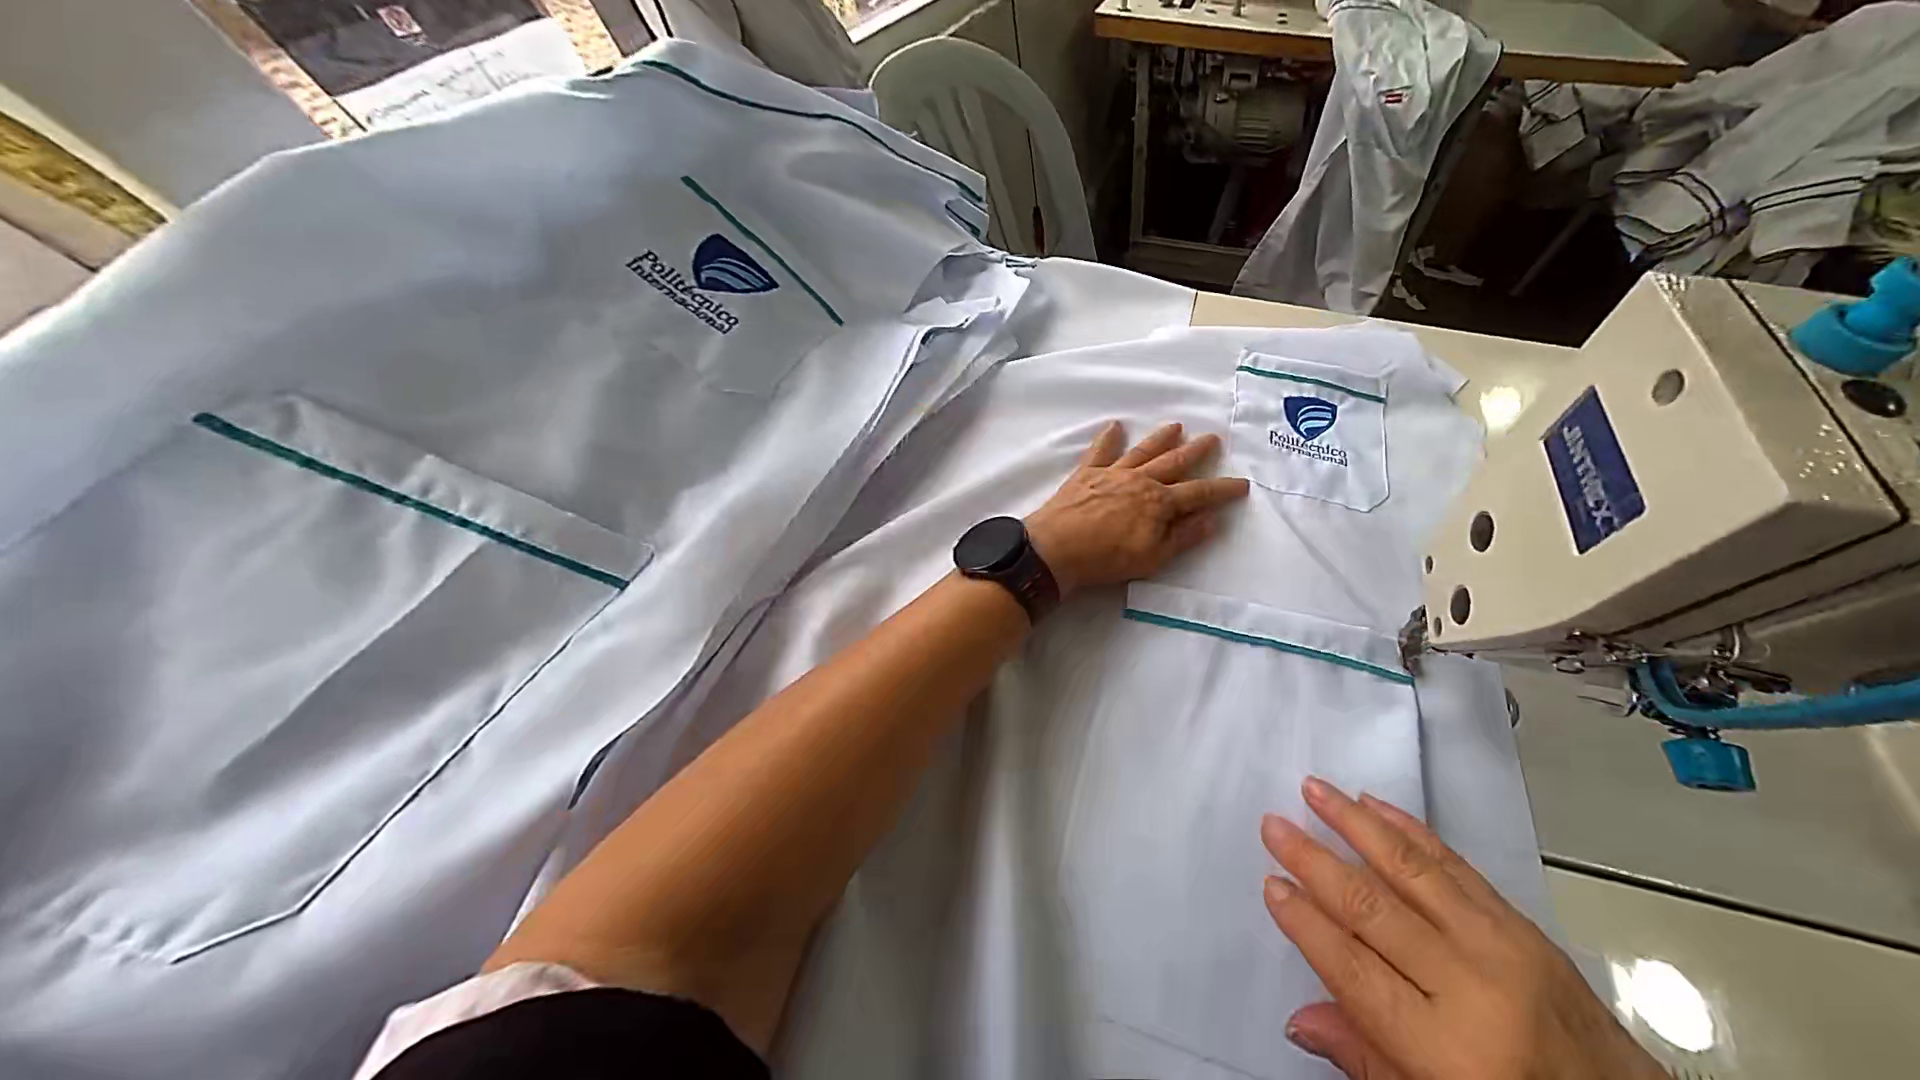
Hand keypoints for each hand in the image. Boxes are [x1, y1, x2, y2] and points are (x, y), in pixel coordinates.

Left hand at [1025, 421, 1248, 593]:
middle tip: (1212, 438)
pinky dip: (1108, 438)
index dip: (1222, 489)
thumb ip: (1183, 536)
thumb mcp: (1153, 557)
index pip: (1199, 493)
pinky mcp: (1086, 475)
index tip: (1242, 483)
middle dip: (1196, 451)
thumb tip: (1211, 519)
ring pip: (1143, 451)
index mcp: (1160, 502)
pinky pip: (1100, 451)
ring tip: (1175, 426)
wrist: (1056, 549)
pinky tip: (1114, 426)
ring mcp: (1112, 474)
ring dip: (1161, 439)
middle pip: (1174, 462)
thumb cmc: (1107, 559)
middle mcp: (1140, 481)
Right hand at [1261, 778, 1669, 1079]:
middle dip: (1313, 861)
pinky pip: (1456, 866)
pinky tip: (1376, 805)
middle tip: (1272, 824)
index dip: (1304, 923)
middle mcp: (1470, 987)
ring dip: (1355, 823)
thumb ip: (1364, 1059)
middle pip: (1372, 910)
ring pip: (1411, 870)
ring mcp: (1501, 947)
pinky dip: (1411, 830)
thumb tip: (1296, 1018)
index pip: (1351, 968)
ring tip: (1314, 789)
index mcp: (1444, 1047)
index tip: (1270, 883)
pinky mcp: (1524, 925)